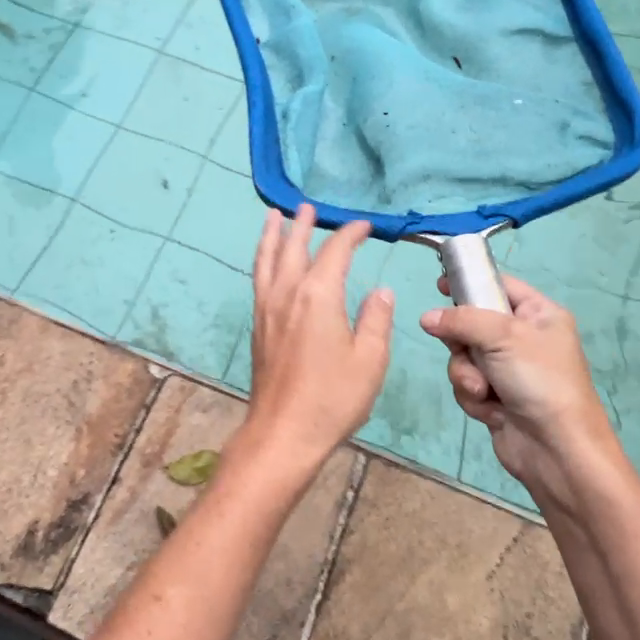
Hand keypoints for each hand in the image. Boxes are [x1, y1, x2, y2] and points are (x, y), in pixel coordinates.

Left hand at [241, 205, 393, 474]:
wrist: (283, 431)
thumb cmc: (333, 397)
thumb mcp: (370, 359)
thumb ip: (376, 319)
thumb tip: (380, 291)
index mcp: (317, 295)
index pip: (335, 251)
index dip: (350, 235)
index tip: (365, 227)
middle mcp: (287, 293)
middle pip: (292, 247)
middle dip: (302, 225)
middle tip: (307, 207)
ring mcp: (267, 309)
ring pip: (267, 260)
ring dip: (272, 236)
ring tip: (273, 217)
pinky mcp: (258, 326)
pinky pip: (259, 278)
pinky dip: (263, 260)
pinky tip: (267, 263)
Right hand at [419, 274, 613, 500]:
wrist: (557, 449)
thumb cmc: (540, 380)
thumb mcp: (503, 336)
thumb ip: (461, 320)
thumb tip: (426, 318)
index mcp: (539, 315)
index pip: (500, 285)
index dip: (471, 283)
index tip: (441, 285)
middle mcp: (524, 339)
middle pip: (472, 323)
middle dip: (463, 342)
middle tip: (465, 349)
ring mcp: (509, 370)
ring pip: (463, 357)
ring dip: (467, 374)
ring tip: (484, 391)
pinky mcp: (496, 397)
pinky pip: (467, 384)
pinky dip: (473, 397)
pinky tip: (491, 411)